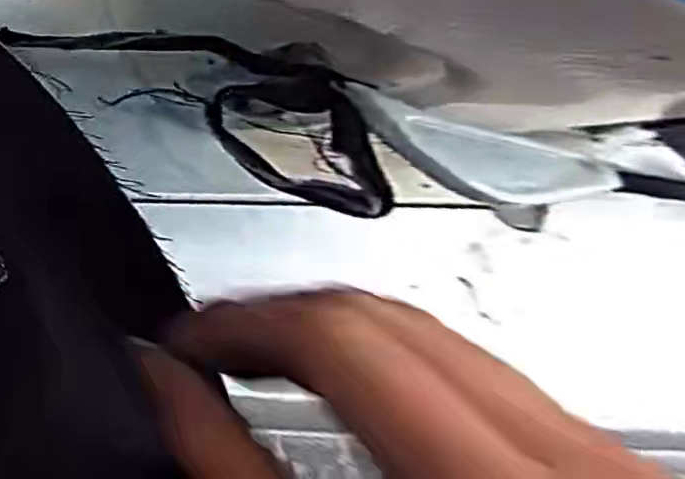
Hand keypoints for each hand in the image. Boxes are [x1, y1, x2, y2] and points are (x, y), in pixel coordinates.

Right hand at [135, 289, 665, 478]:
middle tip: (216, 349)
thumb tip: (159, 376)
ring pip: (430, 334)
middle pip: (376, 317)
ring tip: (276, 367)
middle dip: (272, 319)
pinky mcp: (623, 470)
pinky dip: (393, 366)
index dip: (233, 321)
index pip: (329, 332)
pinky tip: (365, 404)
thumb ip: (229, 463)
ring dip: (328, 335)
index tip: (183, 340)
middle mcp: (574, 462)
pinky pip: (485, 373)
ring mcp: (614, 464)